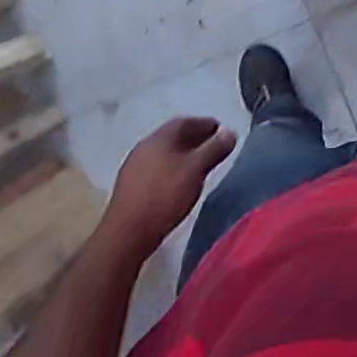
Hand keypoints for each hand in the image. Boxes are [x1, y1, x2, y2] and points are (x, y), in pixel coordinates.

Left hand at [98, 117, 236, 258]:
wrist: (127, 234)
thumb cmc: (165, 196)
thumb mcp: (197, 169)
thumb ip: (215, 148)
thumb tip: (230, 133)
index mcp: (159, 138)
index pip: (185, 121)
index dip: (205, 124)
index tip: (222, 131)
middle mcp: (144, 147)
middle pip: (174, 136)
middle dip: (196, 138)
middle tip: (215, 147)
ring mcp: (134, 167)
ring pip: (165, 153)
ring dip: (184, 154)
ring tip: (201, 165)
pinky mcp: (130, 187)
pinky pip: (157, 168)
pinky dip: (173, 168)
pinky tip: (181, 182)